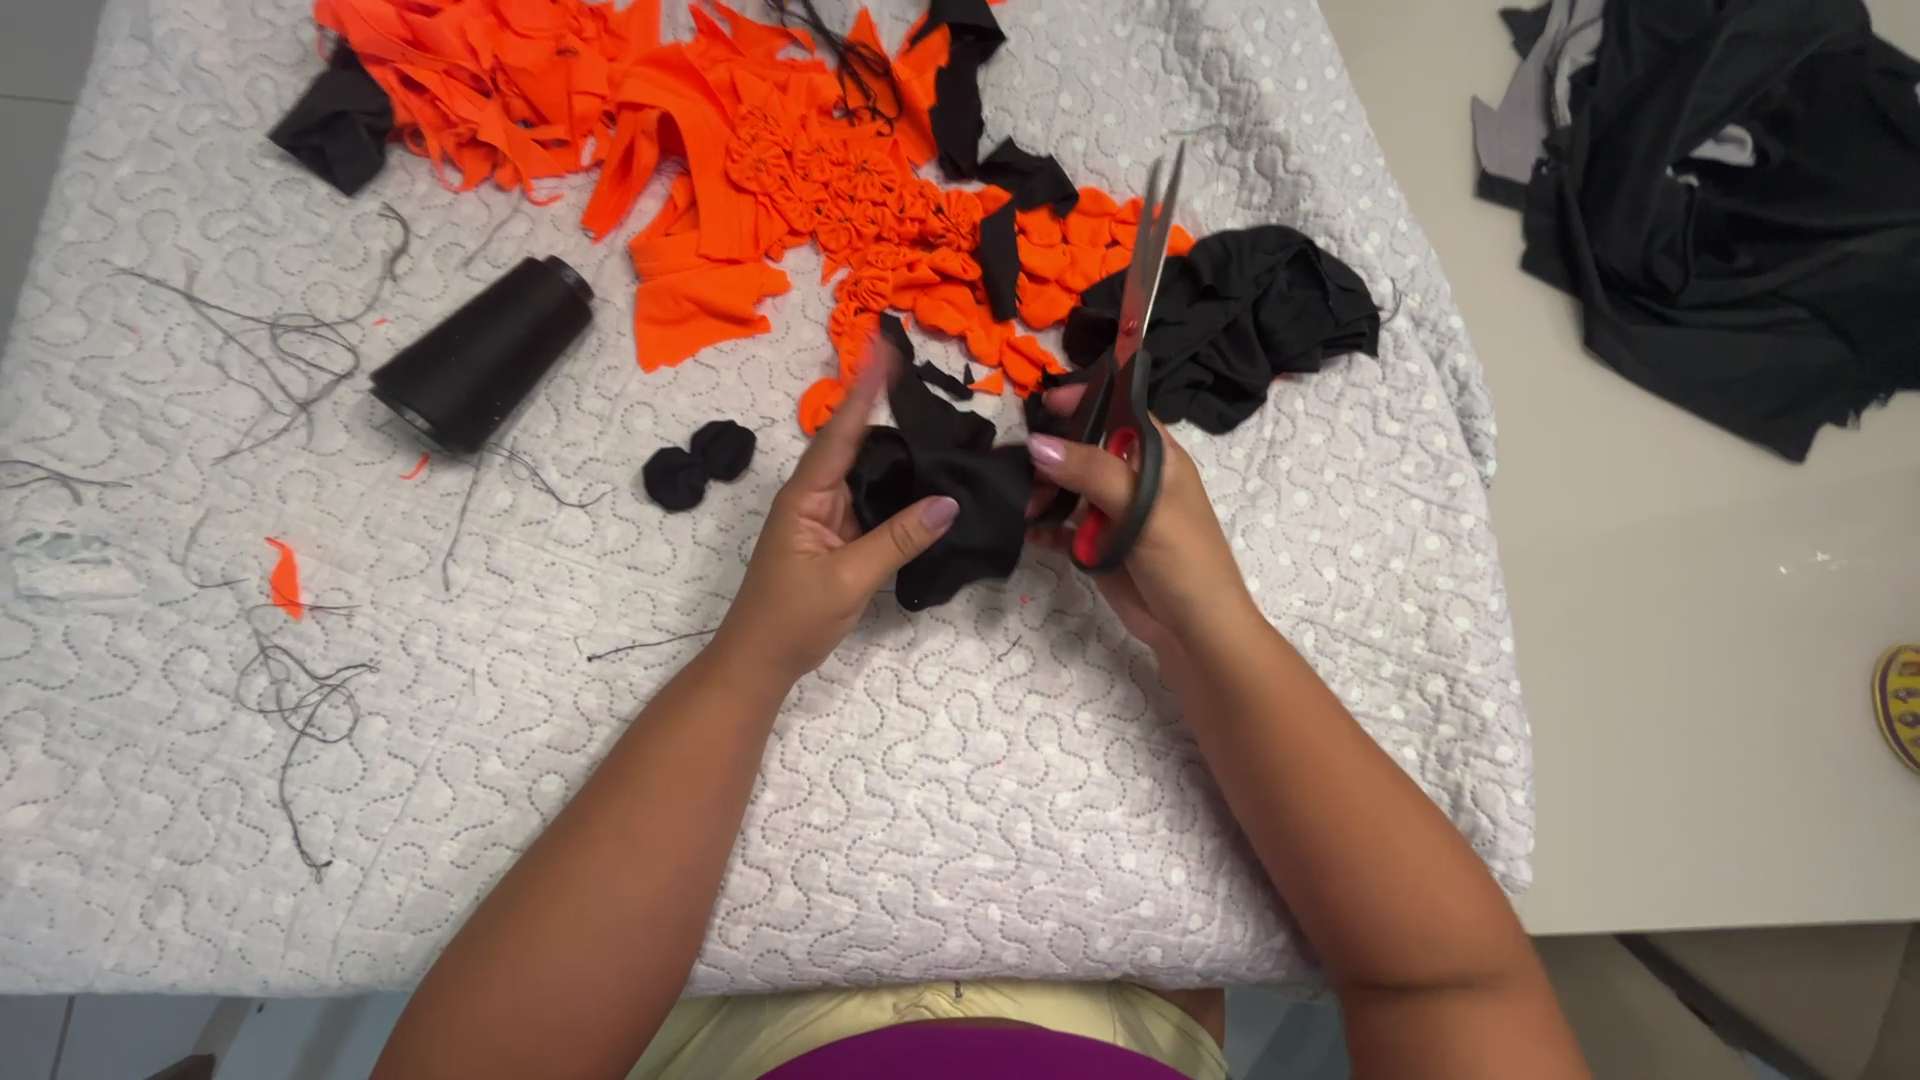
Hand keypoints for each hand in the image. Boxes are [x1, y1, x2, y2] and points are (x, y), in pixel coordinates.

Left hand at [714, 349, 958, 685]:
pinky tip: (927, 485)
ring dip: (898, 456)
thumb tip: (947, 503)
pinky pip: (873, 505)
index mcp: (807, 497)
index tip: (882, 350)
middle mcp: (817, 497)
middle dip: (887, 415)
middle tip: (928, 388)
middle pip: (856, 447)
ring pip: (868, 476)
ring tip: (941, 430)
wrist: (761, 662)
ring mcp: (829, 518)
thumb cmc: (791, 619)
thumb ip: (898, 541)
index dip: (863, 393)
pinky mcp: (840, 539)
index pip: (840, 434)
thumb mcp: (847, 579)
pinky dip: (899, 492)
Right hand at [1025, 385, 1257, 680]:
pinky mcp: (1097, 545)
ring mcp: (1114, 514)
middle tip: (1018, 463)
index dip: (1089, 401)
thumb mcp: (1142, 508)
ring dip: (1042, 493)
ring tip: (1023, 505)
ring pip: (1068, 488)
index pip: (1121, 413)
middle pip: (1085, 451)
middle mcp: (1133, 481)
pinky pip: (1062, 528)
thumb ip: (1092, 473)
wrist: (1193, 630)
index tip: (1047, 403)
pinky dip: (1043, 527)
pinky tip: (1026, 531)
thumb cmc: (1183, 560)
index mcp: (1157, 460)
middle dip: (1052, 453)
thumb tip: (1038, 444)